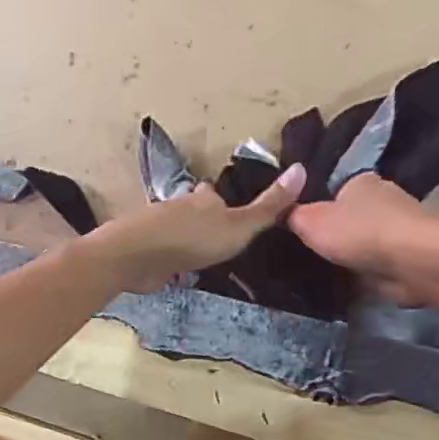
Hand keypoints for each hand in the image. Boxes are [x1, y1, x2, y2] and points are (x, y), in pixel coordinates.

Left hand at [84, 165, 306, 291]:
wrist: (136, 256)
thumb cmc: (192, 239)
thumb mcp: (239, 225)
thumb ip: (268, 206)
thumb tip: (302, 169)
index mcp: (204, 198)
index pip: (216, 196)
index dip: (226, 204)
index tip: (236, 217)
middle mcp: (180, 207)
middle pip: (195, 211)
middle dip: (205, 222)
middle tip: (220, 239)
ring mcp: (158, 229)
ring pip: (178, 231)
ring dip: (187, 240)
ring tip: (201, 257)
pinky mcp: (145, 252)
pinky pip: (163, 253)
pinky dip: (171, 259)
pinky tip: (177, 270)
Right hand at [287, 174, 438, 303]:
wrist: (412, 263)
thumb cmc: (359, 232)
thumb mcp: (310, 221)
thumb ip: (291, 215)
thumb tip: (278, 210)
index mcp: (360, 182)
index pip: (331, 189)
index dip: (313, 205)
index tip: (294, 225)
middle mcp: (381, 201)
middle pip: (347, 217)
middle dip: (331, 233)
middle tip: (301, 251)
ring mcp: (395, 232)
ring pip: (360, 243)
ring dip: (347, 256)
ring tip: (316, 271)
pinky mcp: (403, 259)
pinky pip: (372, 265)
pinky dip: (361, 274)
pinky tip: (341, 285)